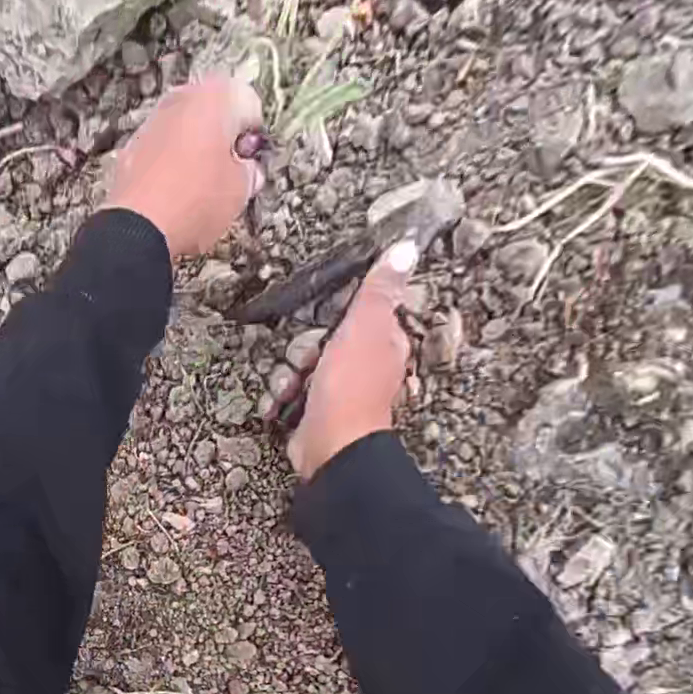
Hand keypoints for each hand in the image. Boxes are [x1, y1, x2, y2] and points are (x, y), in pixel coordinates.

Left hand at [102, 77, 263, 257]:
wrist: (138, 228)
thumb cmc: (196, 203)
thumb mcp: (239, 193)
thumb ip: (250, 173)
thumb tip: (248, 170)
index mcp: (216, 97)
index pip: (250, 105)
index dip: (255, 138)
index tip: (250, 165)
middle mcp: (182, 97)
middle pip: (214, 114)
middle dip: (223, 141)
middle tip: (227, 178)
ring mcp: (153, 121)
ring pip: (186, 131)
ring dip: (197, 153)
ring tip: (199, 192)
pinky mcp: (131, 147)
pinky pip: (162, 151)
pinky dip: (171, 166)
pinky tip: (174, 197)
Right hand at [286, 240, 419, 480]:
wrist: (329, 446)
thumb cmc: (350, 386)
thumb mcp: (366, 326)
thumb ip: (380, 289)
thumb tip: (407, 247)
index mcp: (385, 343)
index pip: (358, 313)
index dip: (336, 314)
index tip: (326, 322)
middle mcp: (365, 366)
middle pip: (324, 338)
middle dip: (306, 348)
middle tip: (309, 358)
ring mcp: (339, 390)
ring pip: (303, 364)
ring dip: (290, 374)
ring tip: (294, 386)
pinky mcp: (316, 411)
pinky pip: (293, 390)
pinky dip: (285, 395)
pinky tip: (286, 402)